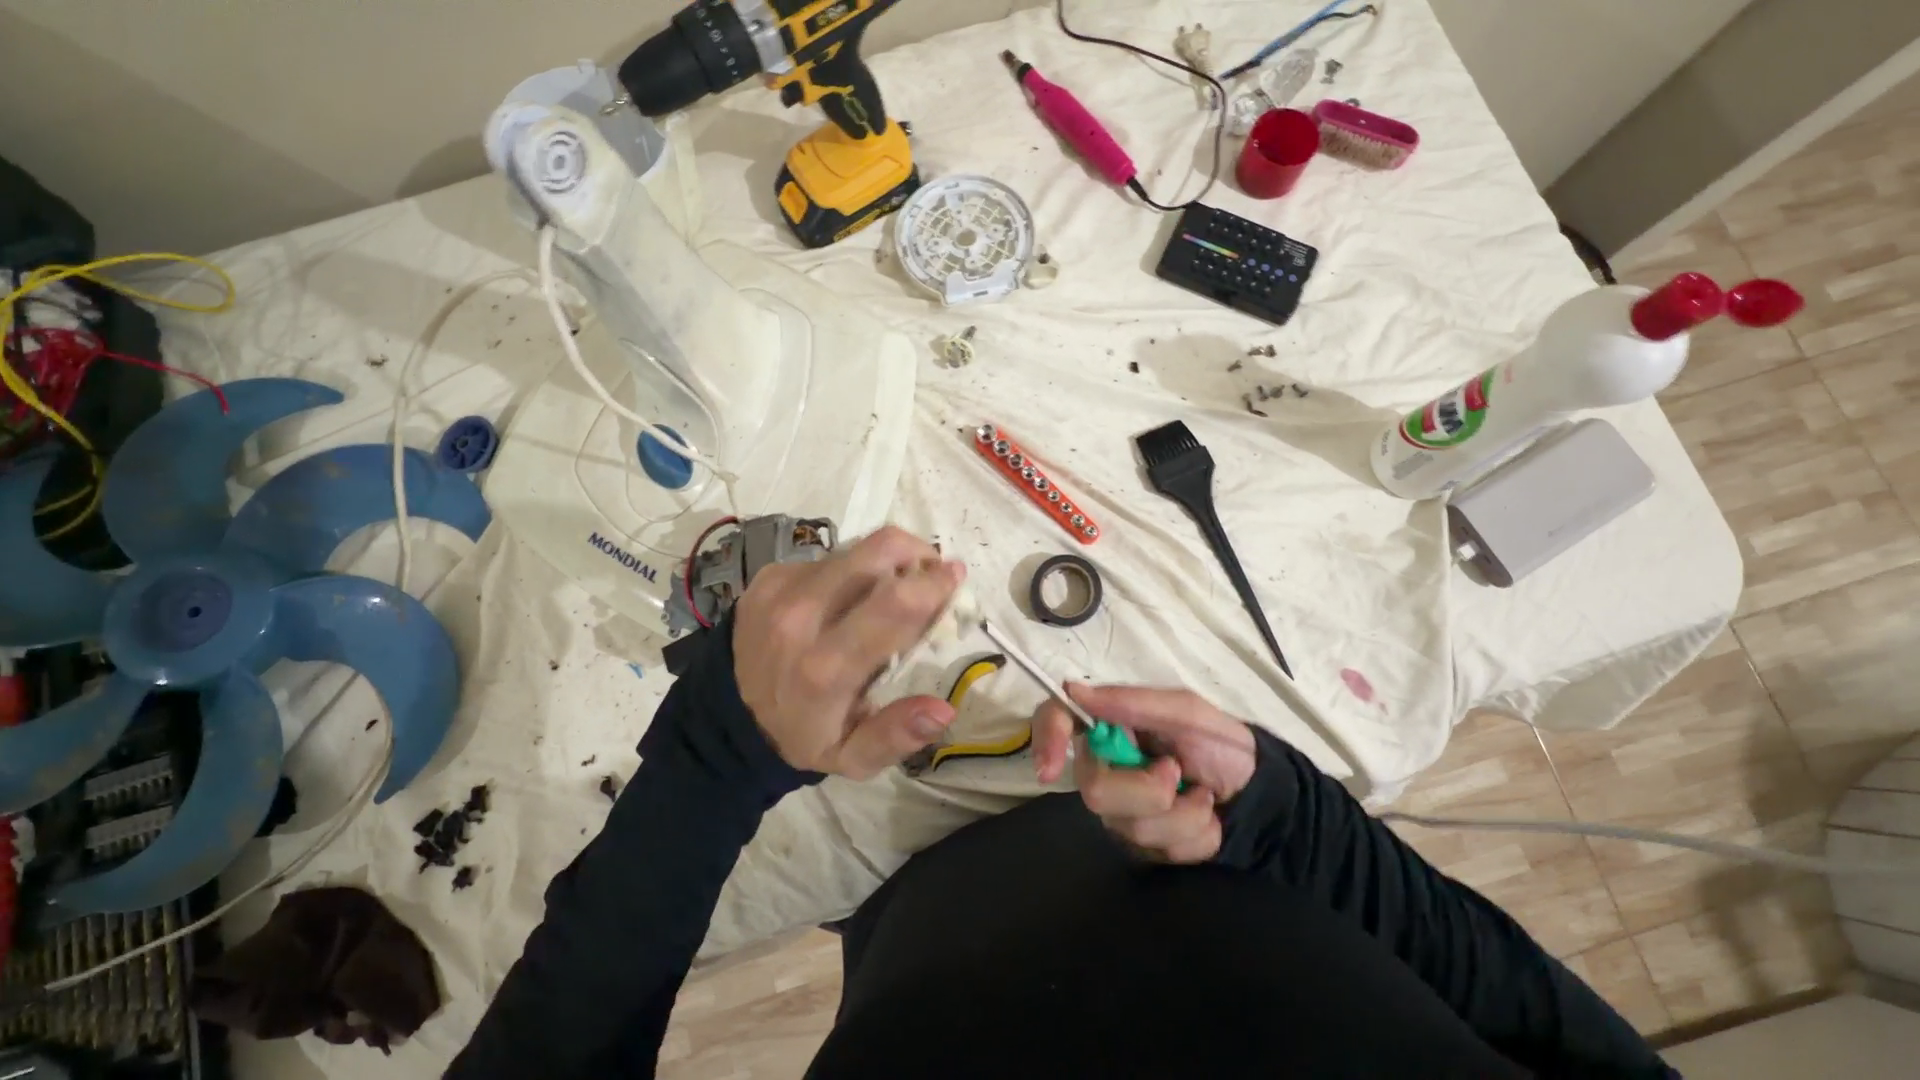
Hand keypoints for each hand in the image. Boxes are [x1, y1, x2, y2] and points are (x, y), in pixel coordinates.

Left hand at [733, 527, 965, 778]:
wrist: (727, 718)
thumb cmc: (804, 736)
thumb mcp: (852, 757)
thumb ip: (896, 735)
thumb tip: (944, 710)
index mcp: (826, 667)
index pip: (893, 606)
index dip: (934, 584)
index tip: (956, 577)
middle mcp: (801, 617)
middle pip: (876, 552)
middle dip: (917, 553)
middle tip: (932, 571)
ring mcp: (781, 589)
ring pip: (855, 551)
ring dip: (884, 563)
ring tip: (891, 589)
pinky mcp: (769, 576)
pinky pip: (827, 558)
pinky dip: (850, 572)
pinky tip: (846, 601)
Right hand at [1033, 683, 1255, 863]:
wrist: (1261, 792)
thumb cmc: (1221, 743)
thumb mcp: (1185, 712)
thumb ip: (1131, 703)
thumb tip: (1073, 690)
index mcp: (1110, 726)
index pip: (1056, 721)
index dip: (1045, 740)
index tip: (1050, 768)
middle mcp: (1105, 767)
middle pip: (1093, 789)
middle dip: (1147, 789)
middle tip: (1178, 773)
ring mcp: (1121, 810)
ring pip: (1127, 825)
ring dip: (1181, 813)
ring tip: (1203, 797)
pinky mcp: (1142, 846)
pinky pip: (1157, 850)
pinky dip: (1193, 835)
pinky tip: (1206, 821)